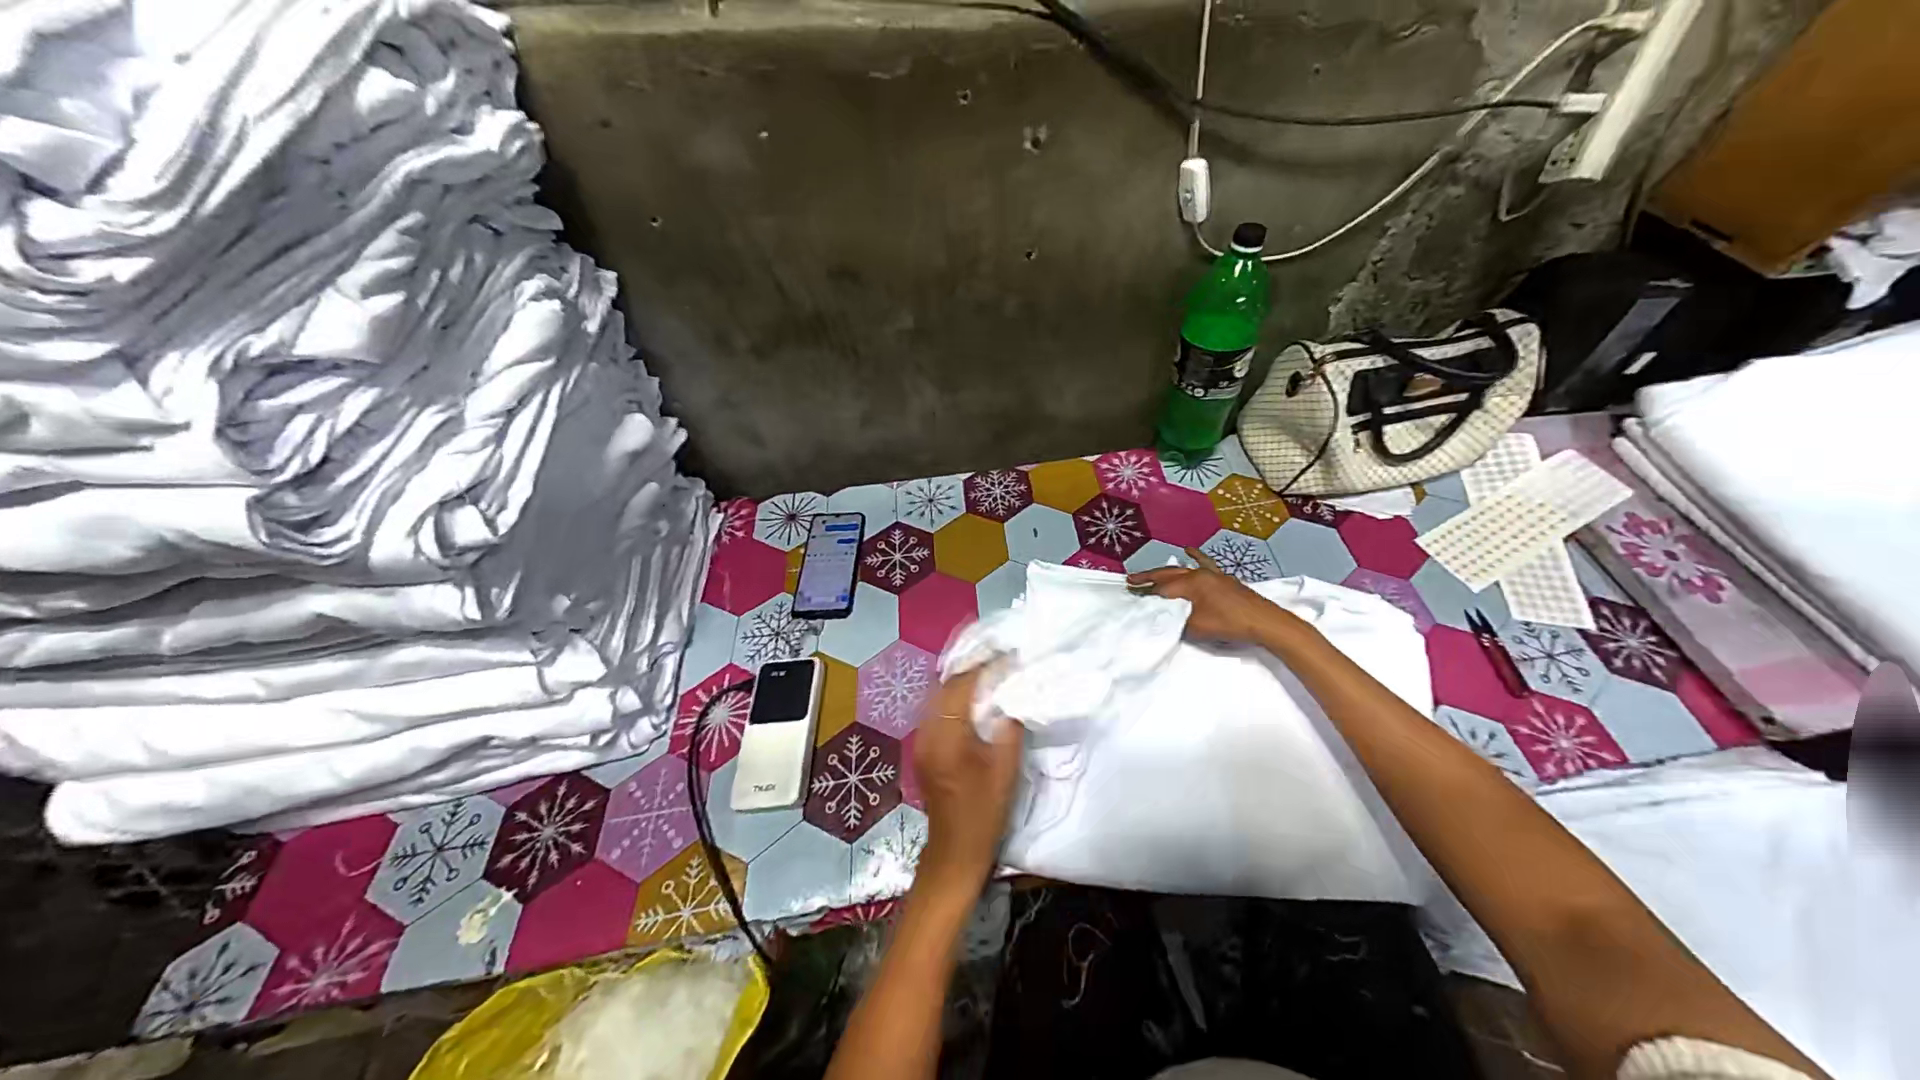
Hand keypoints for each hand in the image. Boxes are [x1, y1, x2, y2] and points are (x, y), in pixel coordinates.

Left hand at [911, 665, 1023, 892]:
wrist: (955, 851)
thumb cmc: (983, 813)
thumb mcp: (1005, 770)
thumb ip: (1008, 729)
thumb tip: (1012, 698)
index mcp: (946, 737)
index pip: (961, 687)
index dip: (982, 666)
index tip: (1005, 654)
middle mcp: (926, 733)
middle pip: (944, 687)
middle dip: (969, 667)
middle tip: (996, 655)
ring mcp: (920, 741)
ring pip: (937, 698)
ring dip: (959, 681)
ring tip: (986, 670)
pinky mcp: (923, 749)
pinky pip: (935, 712)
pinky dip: (953, 698)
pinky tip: (971, 697)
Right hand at [1126, 547, 1294, 644]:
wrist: (1264, 622)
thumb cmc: (1229, 624)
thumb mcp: (1196, 627)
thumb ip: (1177, 620)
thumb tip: (1164, 617)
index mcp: (1190, 583)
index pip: (1161, 588)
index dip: (1146, 593)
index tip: (1132, 596)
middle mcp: (1199, 574)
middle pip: (1168, 574)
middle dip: (1148, 578)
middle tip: (1131, 580)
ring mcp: (1213, 575)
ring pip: (1183, 569)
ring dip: (1166, 571)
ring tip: (1151, 572)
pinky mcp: (1224, 580)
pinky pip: (1205, 565)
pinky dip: (1196, 558)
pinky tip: (1190, 551)